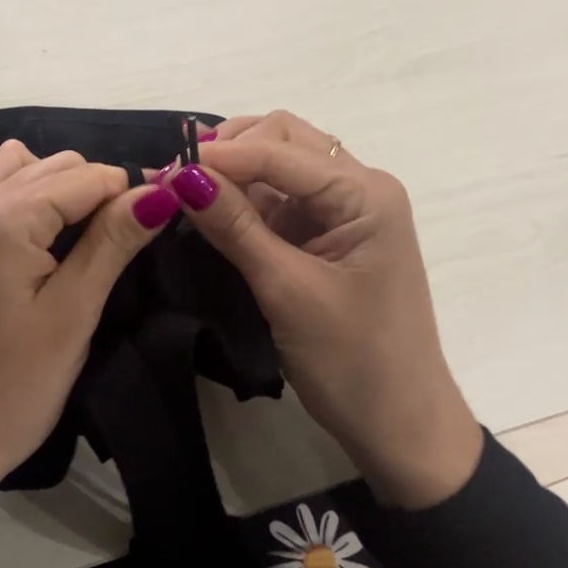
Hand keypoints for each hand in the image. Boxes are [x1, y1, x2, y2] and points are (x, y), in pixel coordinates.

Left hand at [0, 140, 182, 487]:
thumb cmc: (14, 382)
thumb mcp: (73, 313)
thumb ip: (113, 243)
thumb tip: (160, 192)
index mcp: (7, 216)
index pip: (87, 176)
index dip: (132, 192)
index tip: (163, 220)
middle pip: (58, 164)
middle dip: (101, 190)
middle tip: (129, 240)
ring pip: (27, 167)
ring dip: (64, 187)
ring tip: (87, 236)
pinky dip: (29, 193)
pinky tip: (44, 233)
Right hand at [156, 112, 483, 508]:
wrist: (401, 429)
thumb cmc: (354, 362)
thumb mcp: (287, 291)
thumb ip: (235, 227)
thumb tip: (180, 176)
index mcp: (366, 194)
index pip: (282, 149)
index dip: (223, 154)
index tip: (166, 168)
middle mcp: (358, 187)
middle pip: (284, 138)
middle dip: (231, 149)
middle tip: (177, 178)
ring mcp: (341, 210)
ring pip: (278, 161)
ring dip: (234, 169)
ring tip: (186, 189)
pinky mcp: (323, 234)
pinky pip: (277, 195)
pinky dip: (242, 195)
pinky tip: (210, 207)